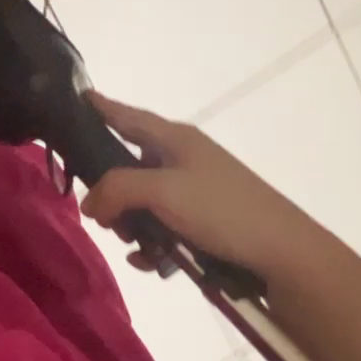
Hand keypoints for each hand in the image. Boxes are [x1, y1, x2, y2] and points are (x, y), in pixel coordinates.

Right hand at [79, 92, 335, 276]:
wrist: (284, 254)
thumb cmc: (221, 210)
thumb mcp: (162, 192)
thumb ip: (116, 190)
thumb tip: (89, 203)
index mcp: (175, 139)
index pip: (127, 116)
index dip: (101, 107)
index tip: (76, 98)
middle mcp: (182, 158)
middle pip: (128, 166)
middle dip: (110, 192)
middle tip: (103, 217)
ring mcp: (194, 191)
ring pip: (142, 202)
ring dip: (131, 224)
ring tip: (135, 246)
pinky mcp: (203, 221)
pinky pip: (162, 227)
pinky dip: (152, 244)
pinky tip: (151, 262)